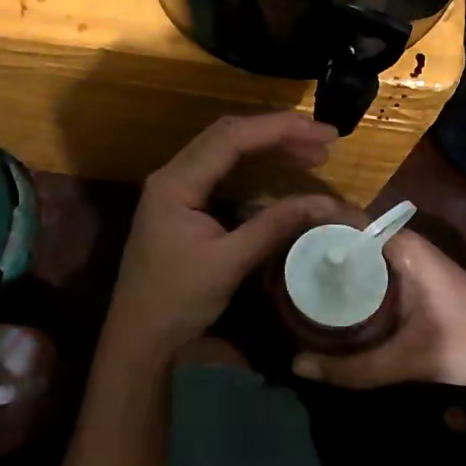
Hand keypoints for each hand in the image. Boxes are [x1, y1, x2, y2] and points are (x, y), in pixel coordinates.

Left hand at [103, 113, 340, 361]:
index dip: (280, 130)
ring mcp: (172, 189)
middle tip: (324, 142)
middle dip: (277, 134)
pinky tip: (278, 172)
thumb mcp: (229, 263)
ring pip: (222, 152)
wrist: (139, 335)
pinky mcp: (179, 205)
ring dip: (265, 148)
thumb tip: (326, 203)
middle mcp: (170, 176)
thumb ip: (274, 227)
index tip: (325, 134)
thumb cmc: (177, 301)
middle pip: (226, 136)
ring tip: (312, 155)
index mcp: (175, 183)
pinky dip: (250, 167)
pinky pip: (218, 172)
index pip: (231, 138)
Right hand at [291, 227, 465, 389]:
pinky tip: (324, 291)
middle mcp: (402, 244)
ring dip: (327, 256)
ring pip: (356, 248)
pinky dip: (345, 271)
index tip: (275, 231)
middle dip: (311, 241)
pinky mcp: (411, 275)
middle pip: (345, 232)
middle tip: (273, 257)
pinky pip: (367, 263)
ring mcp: (408, 258)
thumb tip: (295, 365)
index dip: (309, 220)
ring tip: (287, 270)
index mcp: (402, 247)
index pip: (344, 217)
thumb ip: (352, 368)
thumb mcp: (408, 360)